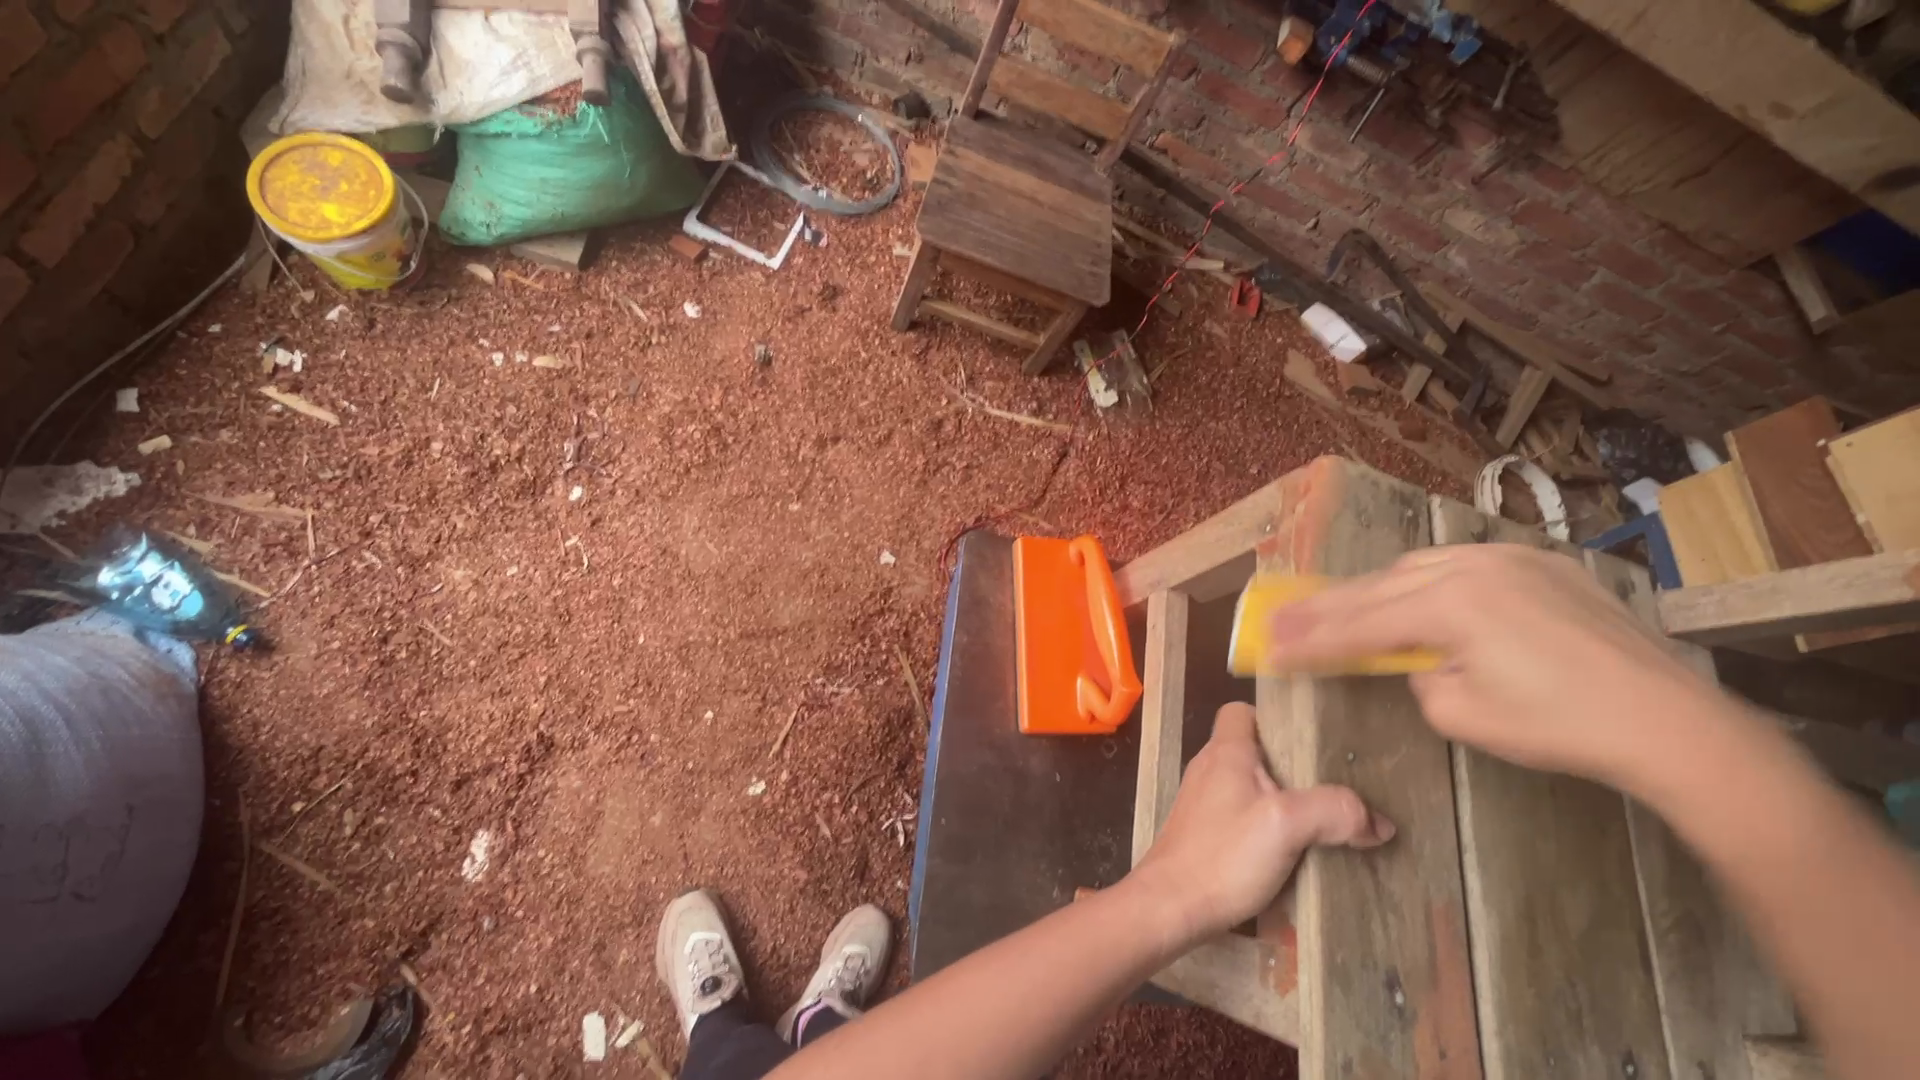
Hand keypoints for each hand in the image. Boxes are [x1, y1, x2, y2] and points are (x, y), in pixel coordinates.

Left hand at [1129, 703, 1392, 944]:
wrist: (1170, 906)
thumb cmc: (1222, 855)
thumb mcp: (1286, 825)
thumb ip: (1334, 811)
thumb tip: (1379, 822)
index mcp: (1225, 751)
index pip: (1242, 711)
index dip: (1275, 718)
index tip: (1313, 741)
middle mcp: (1210, 768)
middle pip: (1255, 749)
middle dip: (1294, 765)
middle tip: (1336, 786)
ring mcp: (1204, 802)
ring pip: (1252, 786)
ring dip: (1285, 800)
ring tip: (1326, 820)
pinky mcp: (1204, 832)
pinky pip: (1244, 815)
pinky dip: (1269, 825)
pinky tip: (1296, 850)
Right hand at [1265, 543, 1730, 791]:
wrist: (1669, 721)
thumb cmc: (1558, 727)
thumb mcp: (1460, 715)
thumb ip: (1416, 676)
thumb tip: (1416, 658)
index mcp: (1449, 605)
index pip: (1360, 623)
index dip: (1311, 638)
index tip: (1269, 644)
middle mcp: (1472, 567)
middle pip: (1380, 585)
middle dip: (1329, 606)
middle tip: (1284, 618)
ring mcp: (1511, 558)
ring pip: (1419, 565)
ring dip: (1377, 589)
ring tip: (1345, 606)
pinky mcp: (1544, 564)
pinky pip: (1465, 564)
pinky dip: (1429, 581)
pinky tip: (1421, 596)